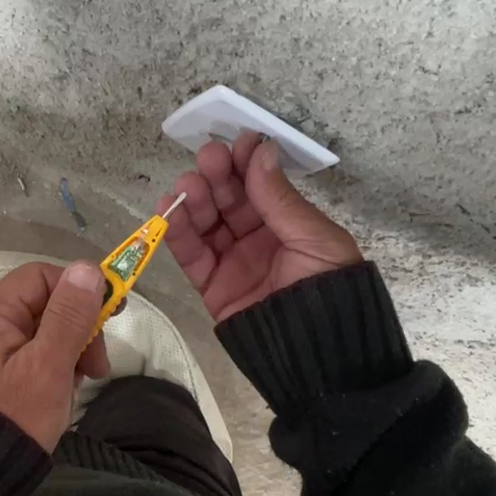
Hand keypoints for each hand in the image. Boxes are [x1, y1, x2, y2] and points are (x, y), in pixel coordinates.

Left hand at [0, 262, 110, 450]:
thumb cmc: (15, 416)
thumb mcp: (49, 365)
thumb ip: (69, 316)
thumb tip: (87, 268)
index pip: (40, 277)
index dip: (77, 289)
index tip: (110, 314)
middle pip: (43, 306)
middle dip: (78, 329)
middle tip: (98, 367)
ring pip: (41, 334)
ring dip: (70, 352)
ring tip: (80, 385)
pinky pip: (31, 358)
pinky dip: (53, 370)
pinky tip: (63, 394)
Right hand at [163, 131, 364, 322]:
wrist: (316, 353)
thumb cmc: (327, 290)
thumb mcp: (314, 238)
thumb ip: (280, 199)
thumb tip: (261, 151)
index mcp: (287, 224)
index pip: (261, 185)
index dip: (247, 162)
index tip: (238, 142)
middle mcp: (257, 238)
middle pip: (228, 199)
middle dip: (217, 176)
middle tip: (208, 159)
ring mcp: (232, 260)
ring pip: (205, 222)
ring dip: (193, 199)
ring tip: (186, 185)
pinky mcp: (211, 284)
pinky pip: (190, 254)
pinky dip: (176, 232)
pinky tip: (168, 210)